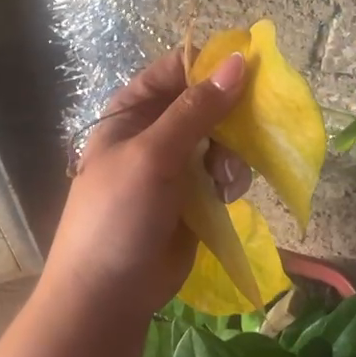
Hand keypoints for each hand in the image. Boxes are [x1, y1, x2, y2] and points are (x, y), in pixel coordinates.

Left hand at [42, 50, 252, 316]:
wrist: (107, 295)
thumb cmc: (118, 215)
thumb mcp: (154, 154)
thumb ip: (197, 109)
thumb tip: (239, 61)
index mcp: (132, 110)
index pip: (177, 69)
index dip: (212, 67)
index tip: (248, 75)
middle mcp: (155, 131)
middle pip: (207, 102)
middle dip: (230, 117)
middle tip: (243, 134)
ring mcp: (176, 165)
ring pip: (222, 138)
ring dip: (232, 153)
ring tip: (225, 179)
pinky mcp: (194, 196)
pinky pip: (224, 171)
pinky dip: (231, 178)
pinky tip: (227, 195)